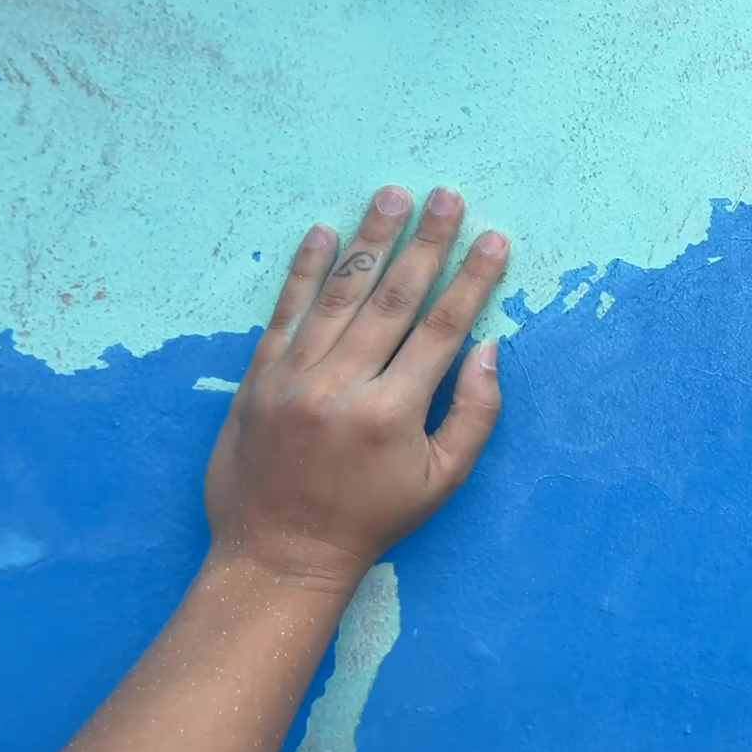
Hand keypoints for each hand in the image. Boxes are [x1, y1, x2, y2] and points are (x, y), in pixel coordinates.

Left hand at [203, 185, 510, 591]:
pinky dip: (302, 272)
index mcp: (392, 411)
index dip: (473, 280)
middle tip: (447, 196)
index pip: (443, 328)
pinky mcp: (257, 380)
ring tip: (392, 195)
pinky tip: (323, 233)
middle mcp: (341, 385)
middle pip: (394, 298)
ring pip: (339, 295)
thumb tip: (489, 347)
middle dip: (426, 242)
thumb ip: (475, 411)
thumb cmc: (376, 516)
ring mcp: (292, 378)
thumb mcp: (445, 477)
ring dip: (371, 240)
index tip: (495, 240)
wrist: (277, 557)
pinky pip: (283, 315)